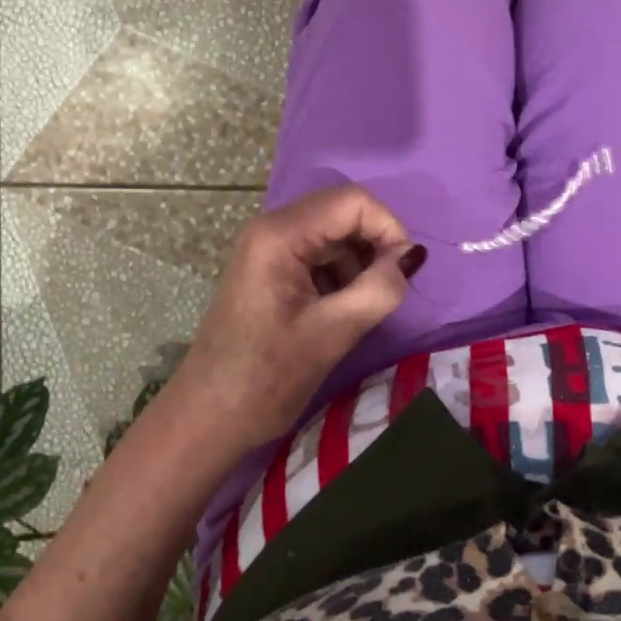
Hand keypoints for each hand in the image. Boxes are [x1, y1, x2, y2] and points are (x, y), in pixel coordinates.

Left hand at [171, 185, 427, 448]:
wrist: (207, 419)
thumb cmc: (266, 378)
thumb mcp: (331, 334)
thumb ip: (378, 290)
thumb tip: (413, 257)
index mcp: (280, 235)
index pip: (353, 202)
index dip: (388, 228)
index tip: (405, 271)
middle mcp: (271, 229)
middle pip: (342, 212)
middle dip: (375, 244)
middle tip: (389, 289)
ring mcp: (267, 248)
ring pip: (333, 233)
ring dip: (359, 261)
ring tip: (364, 307)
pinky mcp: (269, 269)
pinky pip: (317, 254)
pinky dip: (340, 273)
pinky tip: (342, 310)